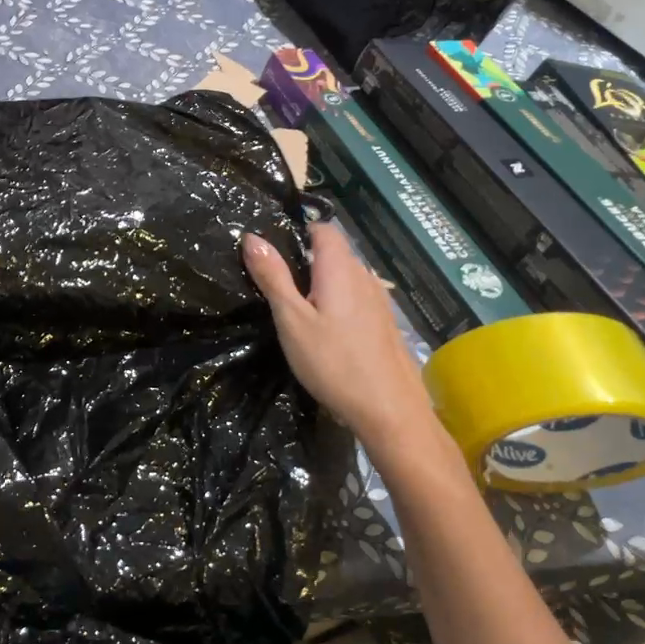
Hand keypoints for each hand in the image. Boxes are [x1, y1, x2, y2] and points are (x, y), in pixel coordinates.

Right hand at [242, 223, 435, 454]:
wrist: (392, 414)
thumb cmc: (334, 363)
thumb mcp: (292, 320)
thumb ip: (273, 277)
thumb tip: (252, 236)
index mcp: (341, 270)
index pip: (323, 229)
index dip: (298, 230)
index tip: (271, 248)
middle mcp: (365, 278)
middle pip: (334, 253)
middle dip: (305, 259)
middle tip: (273, 281)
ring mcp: (380, 303)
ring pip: (346, 277)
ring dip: (321, 282)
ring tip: (295, 306)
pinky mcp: (385, 325)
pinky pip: (356, 298)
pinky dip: (337, 302)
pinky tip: (325, 330)